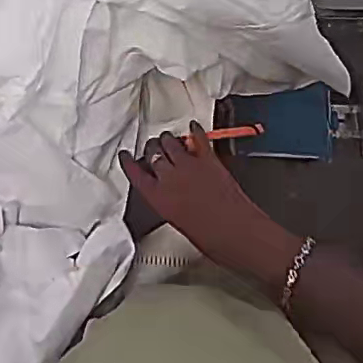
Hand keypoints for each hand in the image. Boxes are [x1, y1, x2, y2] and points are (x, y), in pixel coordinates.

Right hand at [119, 123, 302, 293]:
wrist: (236, 233)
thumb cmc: (209, 237)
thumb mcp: (177, 222)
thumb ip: (168, 202)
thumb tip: (170, 193)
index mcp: (158, 198)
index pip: (135, 173)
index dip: (129, 162)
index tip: (126, 156)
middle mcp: (170, 178)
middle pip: (152, 153)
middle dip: (151, 148)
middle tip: (153, 147)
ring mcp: (189, 165)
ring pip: (171, 141)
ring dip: (169, 139)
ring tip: (169, 138)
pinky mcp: (208, 159)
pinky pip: (197, 137)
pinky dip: (194, 130)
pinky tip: (193, 126)